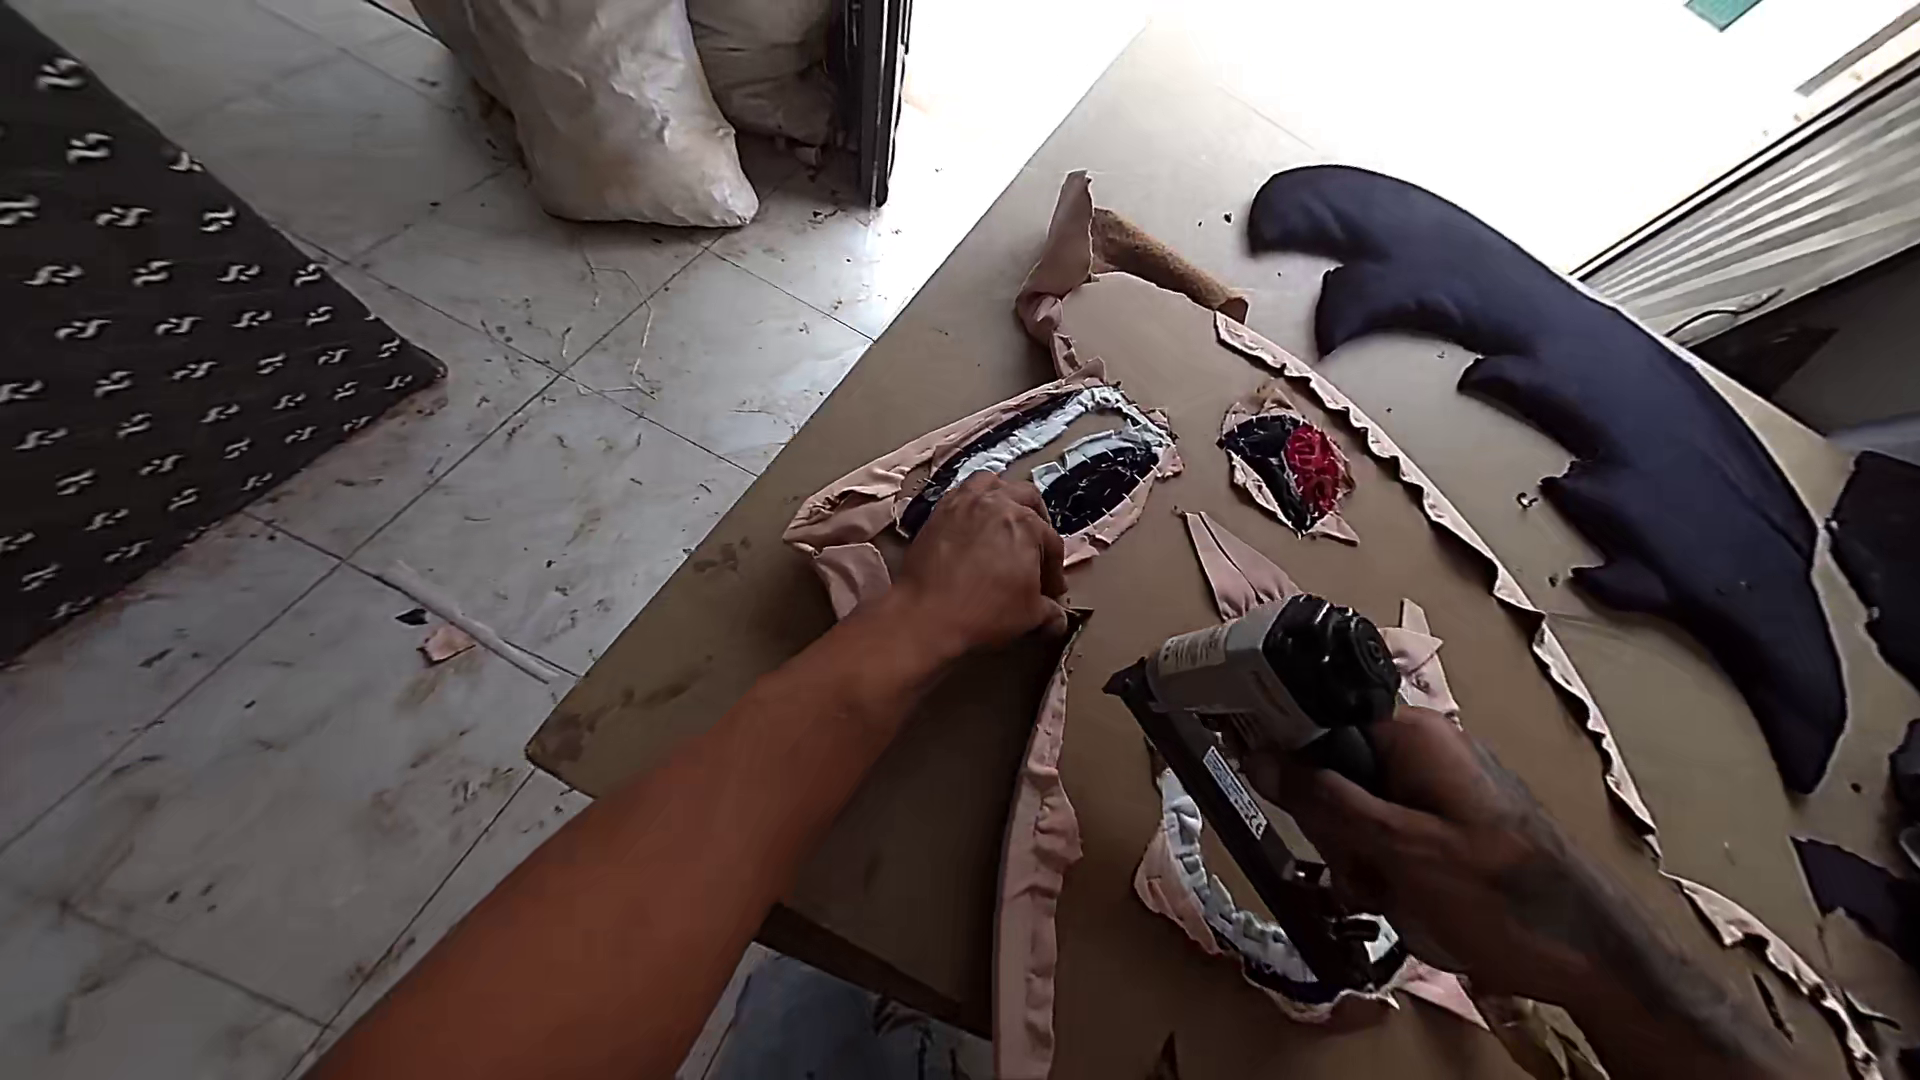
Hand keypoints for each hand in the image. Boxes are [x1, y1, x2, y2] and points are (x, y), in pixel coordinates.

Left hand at [887, 472, 1069, 659]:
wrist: (927, 613)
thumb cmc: (985, 611)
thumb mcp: (1029, 614)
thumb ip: (1049, 611)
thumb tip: (1057, 617)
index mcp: (1027, 524)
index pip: (1051, 543)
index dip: (1054, 570)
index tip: (1050, 591)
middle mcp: (998, 503)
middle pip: (1028, 498)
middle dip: (1038, 520)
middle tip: (1035, 547)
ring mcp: (965, 502)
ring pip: (992, 483)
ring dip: (1004, 497)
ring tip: (1004, 519)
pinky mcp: (939, 511)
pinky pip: (961, 492)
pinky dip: (972, 501)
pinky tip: (972, 522)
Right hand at [1256, 707, 1621, 1002]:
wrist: (1603, 967)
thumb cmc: (1507, 897)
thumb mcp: (1401, 848)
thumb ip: (1323, 798)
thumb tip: (1253, 756)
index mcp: (1410, 732)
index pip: (1316, 715)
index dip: (1286, 748)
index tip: (1271, 788)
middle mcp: (1415, 746)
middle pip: (1326, 765)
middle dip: (1330, 822)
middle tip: (1358, 864)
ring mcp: (1425, 783)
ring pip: (1345, 803)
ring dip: (1351, 852)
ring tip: (1386, 890)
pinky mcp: (1433, 818)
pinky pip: (1373, 825)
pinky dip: (1374, 861)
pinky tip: (1397, 894)